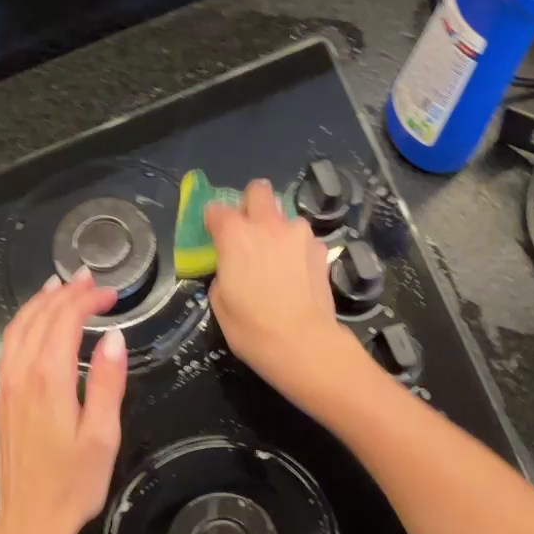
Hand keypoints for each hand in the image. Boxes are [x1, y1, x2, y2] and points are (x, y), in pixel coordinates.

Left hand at [0, 269, 127, 533]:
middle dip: (65, 293)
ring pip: (17, 329)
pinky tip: (35, 326)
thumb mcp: (102, 437)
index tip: (113, 294)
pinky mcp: (1, 401)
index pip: (65, 320)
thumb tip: (113, 337)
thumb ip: (106, 383)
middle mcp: (22, 376)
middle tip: (90, 279)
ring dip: (39, 304)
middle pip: (39, 318)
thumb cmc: (73, 485)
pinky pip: (8, 348)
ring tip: (60, 288)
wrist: (29, 520)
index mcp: (49, 380)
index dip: (87, 299)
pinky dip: (23, 325)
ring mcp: (6, 388)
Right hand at [205, 180, 370, 405]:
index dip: (213, 221)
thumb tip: (230, 270)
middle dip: (250, 204)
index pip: (217, 209)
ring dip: (277, 230)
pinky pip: (303, 240)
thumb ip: (222, 275)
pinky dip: (296, 250)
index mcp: (236, 236)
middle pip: (259, 191)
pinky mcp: (321, 249)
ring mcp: (299, 234)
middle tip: (248, 231)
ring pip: (285, 217)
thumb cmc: (251, 328)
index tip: (213, 235)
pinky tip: (295, 275)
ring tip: (276, 261)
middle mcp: (268, 225)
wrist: (302, 342)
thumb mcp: (220, 304)